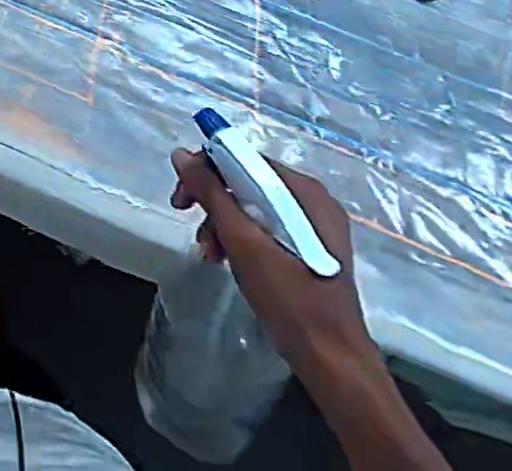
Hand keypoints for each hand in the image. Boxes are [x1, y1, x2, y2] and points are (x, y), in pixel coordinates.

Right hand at [168, 149, 372, 376]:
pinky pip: (261, 223)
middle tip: (185, 215)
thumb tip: (182, 154)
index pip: (243, 158)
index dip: (205, 169)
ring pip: (248, 203)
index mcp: (305, 193)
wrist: (329, 356)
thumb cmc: (288, 296)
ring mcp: (312, 224)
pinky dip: (237, 234)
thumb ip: (211, 193)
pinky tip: (225, 255)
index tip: (182, 195)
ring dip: (219, 220)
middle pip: (244, 180)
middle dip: (210, 197)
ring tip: (208, 249)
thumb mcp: (241, 239)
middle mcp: (311, 201)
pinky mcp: (307, 245)